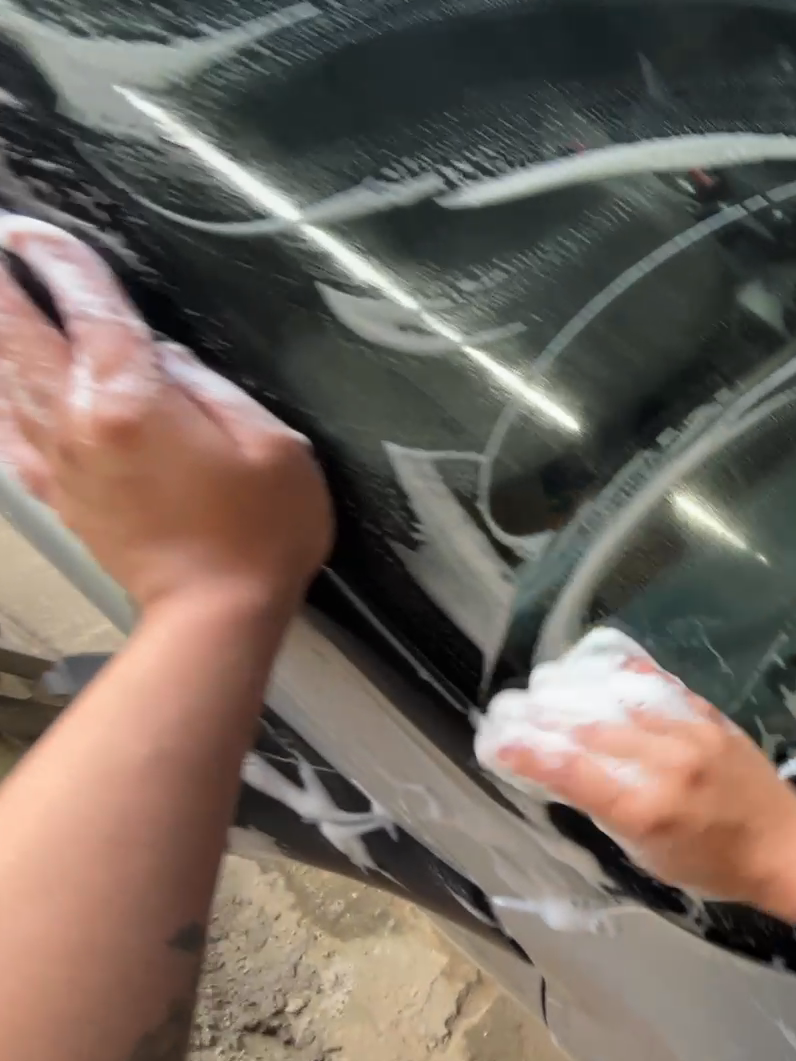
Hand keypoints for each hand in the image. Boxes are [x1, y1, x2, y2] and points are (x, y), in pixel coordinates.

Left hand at [0, 215, 331, 617]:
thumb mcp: (277, 447)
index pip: (96, 316)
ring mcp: (52, 456)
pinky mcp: (52, 489)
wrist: (217, 604)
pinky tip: (1, 383)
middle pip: (15, 336)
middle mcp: (75, 419)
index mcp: (135, 403)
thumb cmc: (267, 524)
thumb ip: (218, 391)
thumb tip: (169, 357)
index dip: (67, 268)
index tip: (39, 231)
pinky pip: (1, 425)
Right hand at [485, 638, 795, 904]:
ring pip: (630, 706)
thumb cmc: (714, 866)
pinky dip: (639, 681)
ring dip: (588, 694)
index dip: (532, 755)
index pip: (576, 774)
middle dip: (551, 719)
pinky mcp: (718, 723)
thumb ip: (612, 814)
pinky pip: (671, 694)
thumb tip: (576, 778)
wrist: (784, 844)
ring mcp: (697, 737)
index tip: (499, 740)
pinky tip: (615, 669)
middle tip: (515, 706)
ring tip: (553, 680)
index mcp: (647, 809)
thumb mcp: (649, 857)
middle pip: (598, 732)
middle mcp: (670, 764)